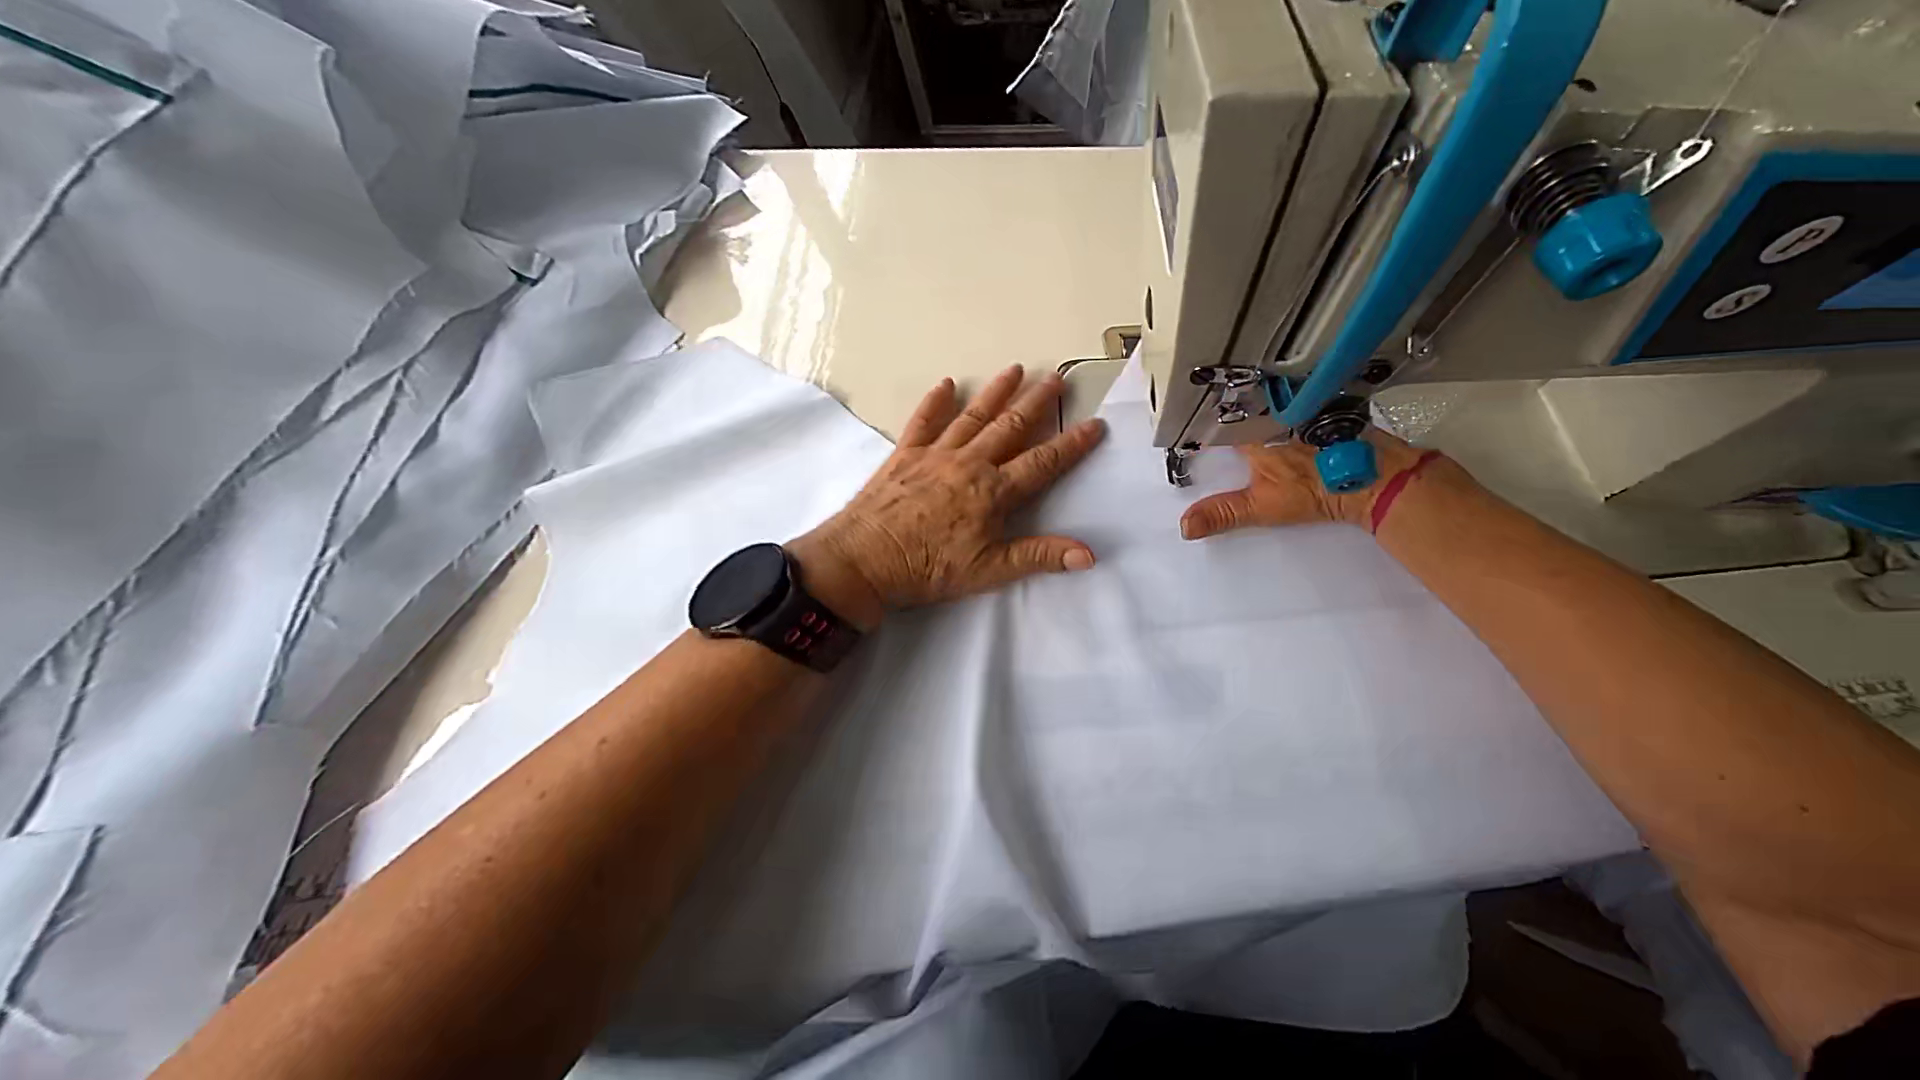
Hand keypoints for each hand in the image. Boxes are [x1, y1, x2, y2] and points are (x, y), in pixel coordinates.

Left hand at [789, 365, 1106, 627]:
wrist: (864, 561)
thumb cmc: (927, 569)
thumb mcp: (990, 571)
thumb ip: (1039, 557)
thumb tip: (1088, 554)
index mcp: (993, 492)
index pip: (1043, 463)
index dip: (1071, 444)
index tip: (1094, 424)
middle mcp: (968, 464)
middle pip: (1010, 427)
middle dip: (1037, 402)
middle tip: (1056, 378)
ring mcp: (935, 455)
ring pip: (973, 416)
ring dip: (996, 392)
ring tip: (1015, 370)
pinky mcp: (904, 455)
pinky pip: (923, 421)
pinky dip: (935, 402)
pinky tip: (945, 383)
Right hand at [1179, 429, 1432, 538]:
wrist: (1373, 476)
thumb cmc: (1318, 486)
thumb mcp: (1261, 505)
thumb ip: (1222, 513)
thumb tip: (1186, 525)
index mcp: (1253, 433)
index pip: (1219, 423)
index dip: (1205, 425)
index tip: (1193, 429)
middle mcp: (1277, 415)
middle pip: (1246, 407)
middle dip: (1232, 410)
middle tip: (1228, 423)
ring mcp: (1305, 410)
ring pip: (1273, 402)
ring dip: (1262, 406)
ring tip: (1251, 411)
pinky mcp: (1330, 412)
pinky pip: (1301, 404)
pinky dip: (1292, 408)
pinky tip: (1291, 419)